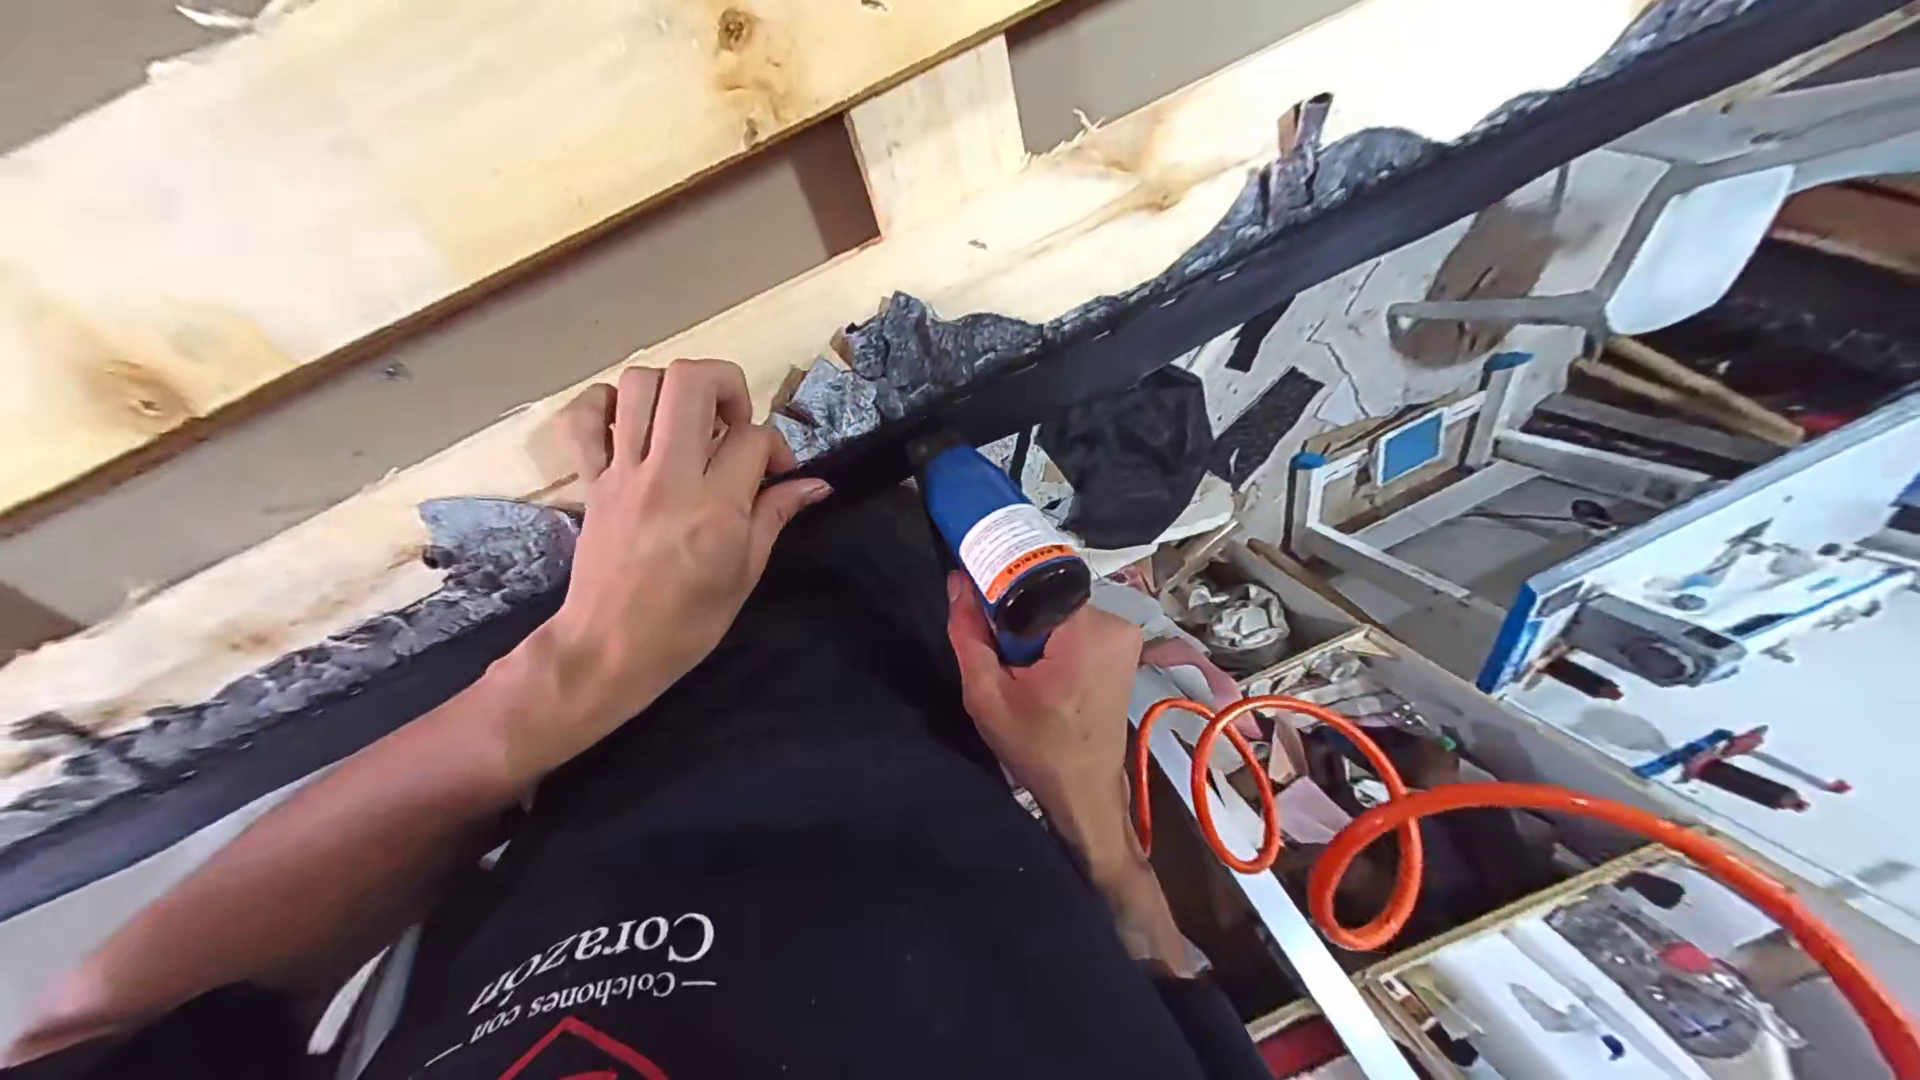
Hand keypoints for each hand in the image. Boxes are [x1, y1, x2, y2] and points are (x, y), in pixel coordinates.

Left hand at [508, 360, 830, 777]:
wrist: (610, 649)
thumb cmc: (690, 621)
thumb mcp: (747, 571)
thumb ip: (777, 515)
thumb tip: (817, 484)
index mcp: (716, 507)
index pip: (753, 439)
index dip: (776, 446)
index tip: (778, 471)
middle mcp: (668, 477)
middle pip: (691, 382)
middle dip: (726, 383)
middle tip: (734, 418)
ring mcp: (622, 475)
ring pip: (638, 386)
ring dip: (673, 389)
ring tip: (690, 420)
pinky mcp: (590, 482)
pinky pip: (581, 419)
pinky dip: (604, 404)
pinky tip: (630, 422)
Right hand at [945, 572, 1143, 870]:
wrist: (1085, 792)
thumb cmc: (1038, 749)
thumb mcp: (987, 696)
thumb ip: (968, 633)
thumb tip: (956, 581)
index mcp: (1088, 630)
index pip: (1034, 584)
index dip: (1000, 593)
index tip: (977, 609)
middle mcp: (1116, 622)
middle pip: (1047, 597)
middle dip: (1017, 619)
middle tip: (1000, 653)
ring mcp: (1125, 635)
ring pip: (1059, 610)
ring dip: (1034, 631)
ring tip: (1019, 666)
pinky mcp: (1124, 647)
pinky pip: (1076, 625)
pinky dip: (1053, 640)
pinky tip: (1040, 669)